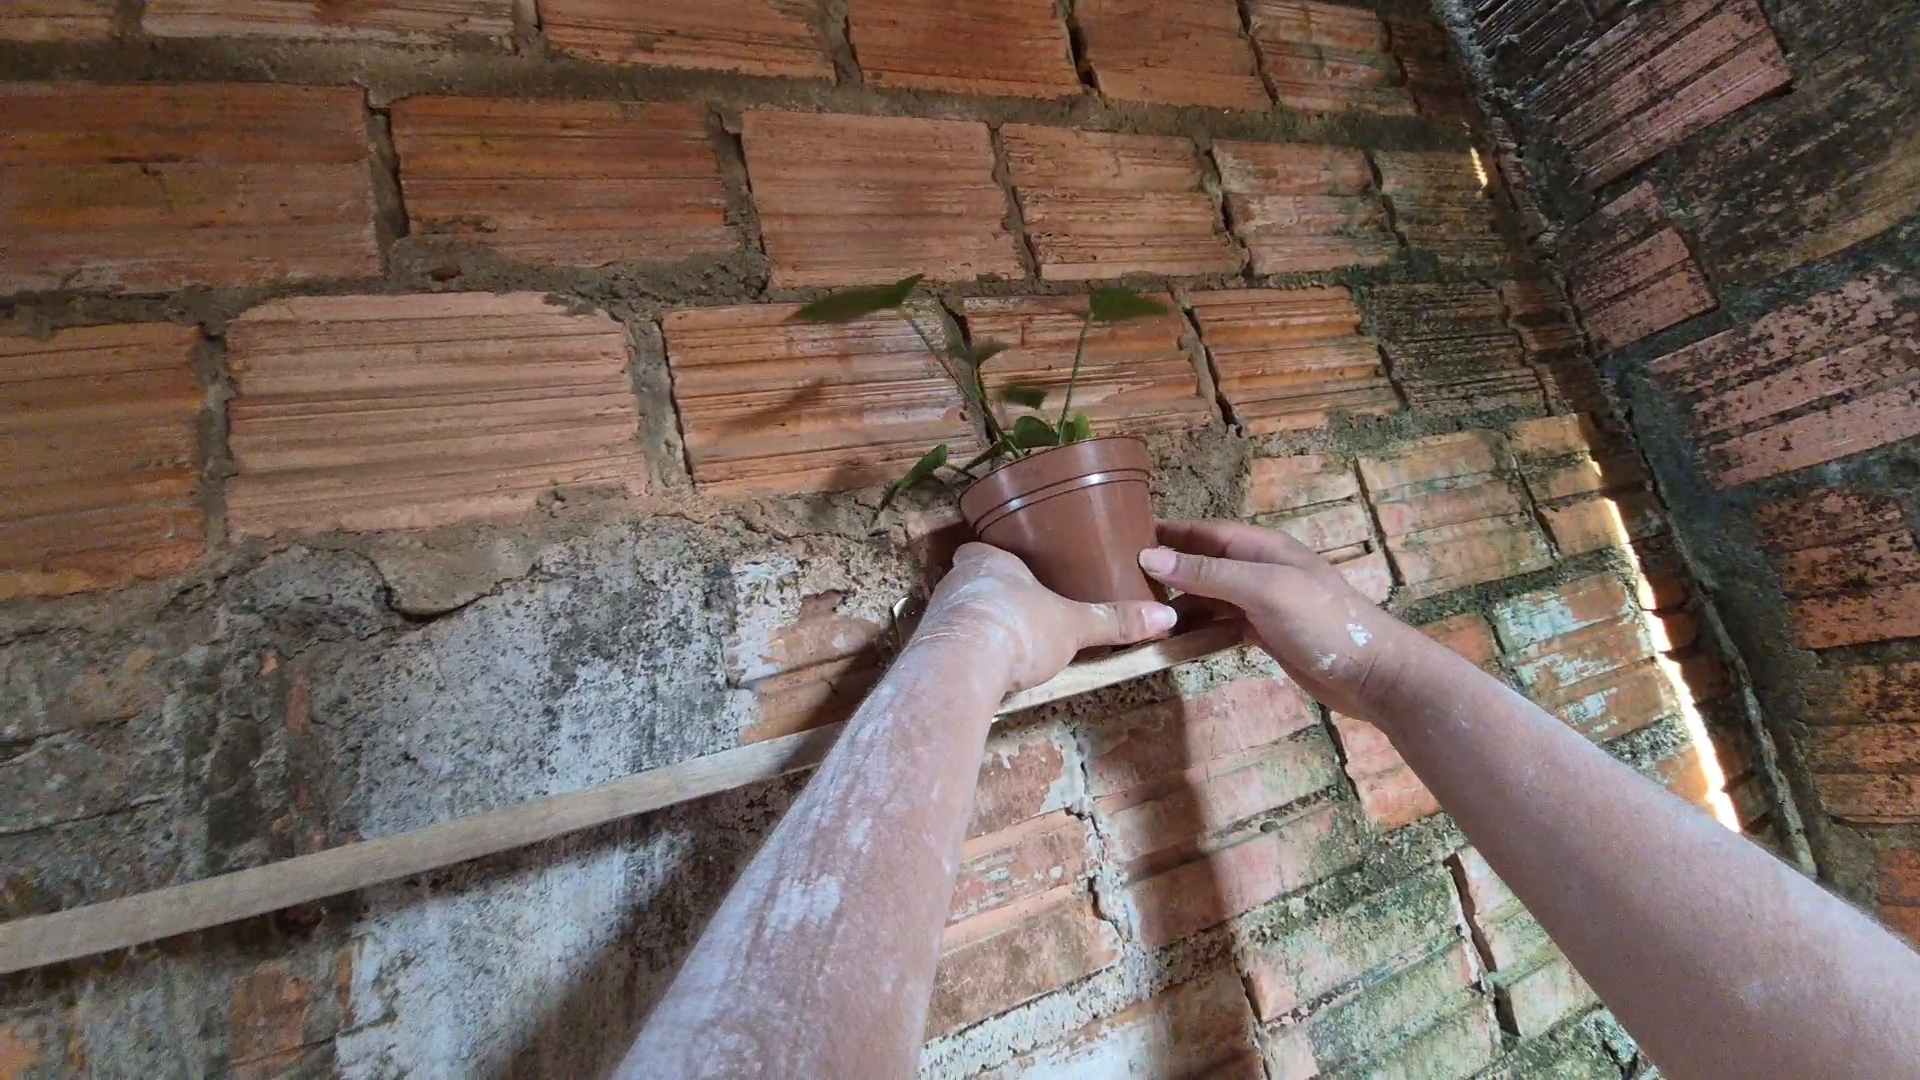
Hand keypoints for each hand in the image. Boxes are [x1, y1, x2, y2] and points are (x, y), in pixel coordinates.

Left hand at [916, 544, 1176, 692]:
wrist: (961, 667)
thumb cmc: (1020, 627)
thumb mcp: (1074, 625)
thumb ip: (1114, 621)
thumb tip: (1166, 616)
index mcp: (989, 559)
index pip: (984, 550)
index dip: (999, 561)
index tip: (1017, 574)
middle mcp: (957, 580)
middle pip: (971, 581)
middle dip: (990, 595)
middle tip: (1018, 611)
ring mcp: (938, 613)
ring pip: (958, 612)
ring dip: (976, 625)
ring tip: (1003, 644)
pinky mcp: (928, 647)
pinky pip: (949, 644)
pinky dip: (964, 653)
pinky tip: (981, 669)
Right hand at [1140, 521, 1431, 720]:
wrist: (1372, 675)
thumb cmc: (1321, 620)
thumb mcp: (1262, 589)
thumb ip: (1207, 572)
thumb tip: (1149, 556)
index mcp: (1259, 547)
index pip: (1202, 532)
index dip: (1167, 533)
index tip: (1124, 537)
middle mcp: (1255, 569)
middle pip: (1200, 564)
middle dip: (1164, 570)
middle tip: (1120, 581)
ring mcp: (1259, 602)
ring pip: (1205, 597)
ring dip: (1176, 605)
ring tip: (1138, 615)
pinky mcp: (1261, 632)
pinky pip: (1217, 623)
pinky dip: (1195, 629)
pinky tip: (1170, 639)